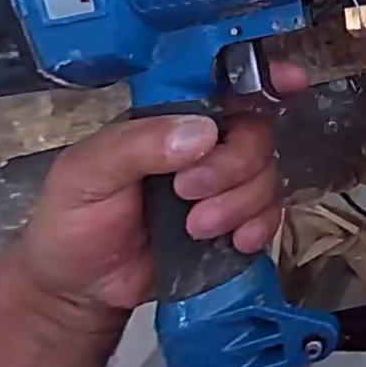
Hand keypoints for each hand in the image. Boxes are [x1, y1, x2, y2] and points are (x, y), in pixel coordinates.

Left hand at [12, 61, 304, 322]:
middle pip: (256, 131)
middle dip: (233, 165)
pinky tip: (235, 242)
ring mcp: (228, 181)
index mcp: (176, 115)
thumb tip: (203, 133)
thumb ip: (137, 145)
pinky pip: (273, 212)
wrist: (78, 292)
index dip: (263, 74)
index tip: (292, 80)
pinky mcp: (239, 219)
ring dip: (239, 203)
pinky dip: (259, 226)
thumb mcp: (86, 173)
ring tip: (196, 228)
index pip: (225, 81)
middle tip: (189, 192)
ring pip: (268, 172)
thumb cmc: (74, 219)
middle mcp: (211, 140)